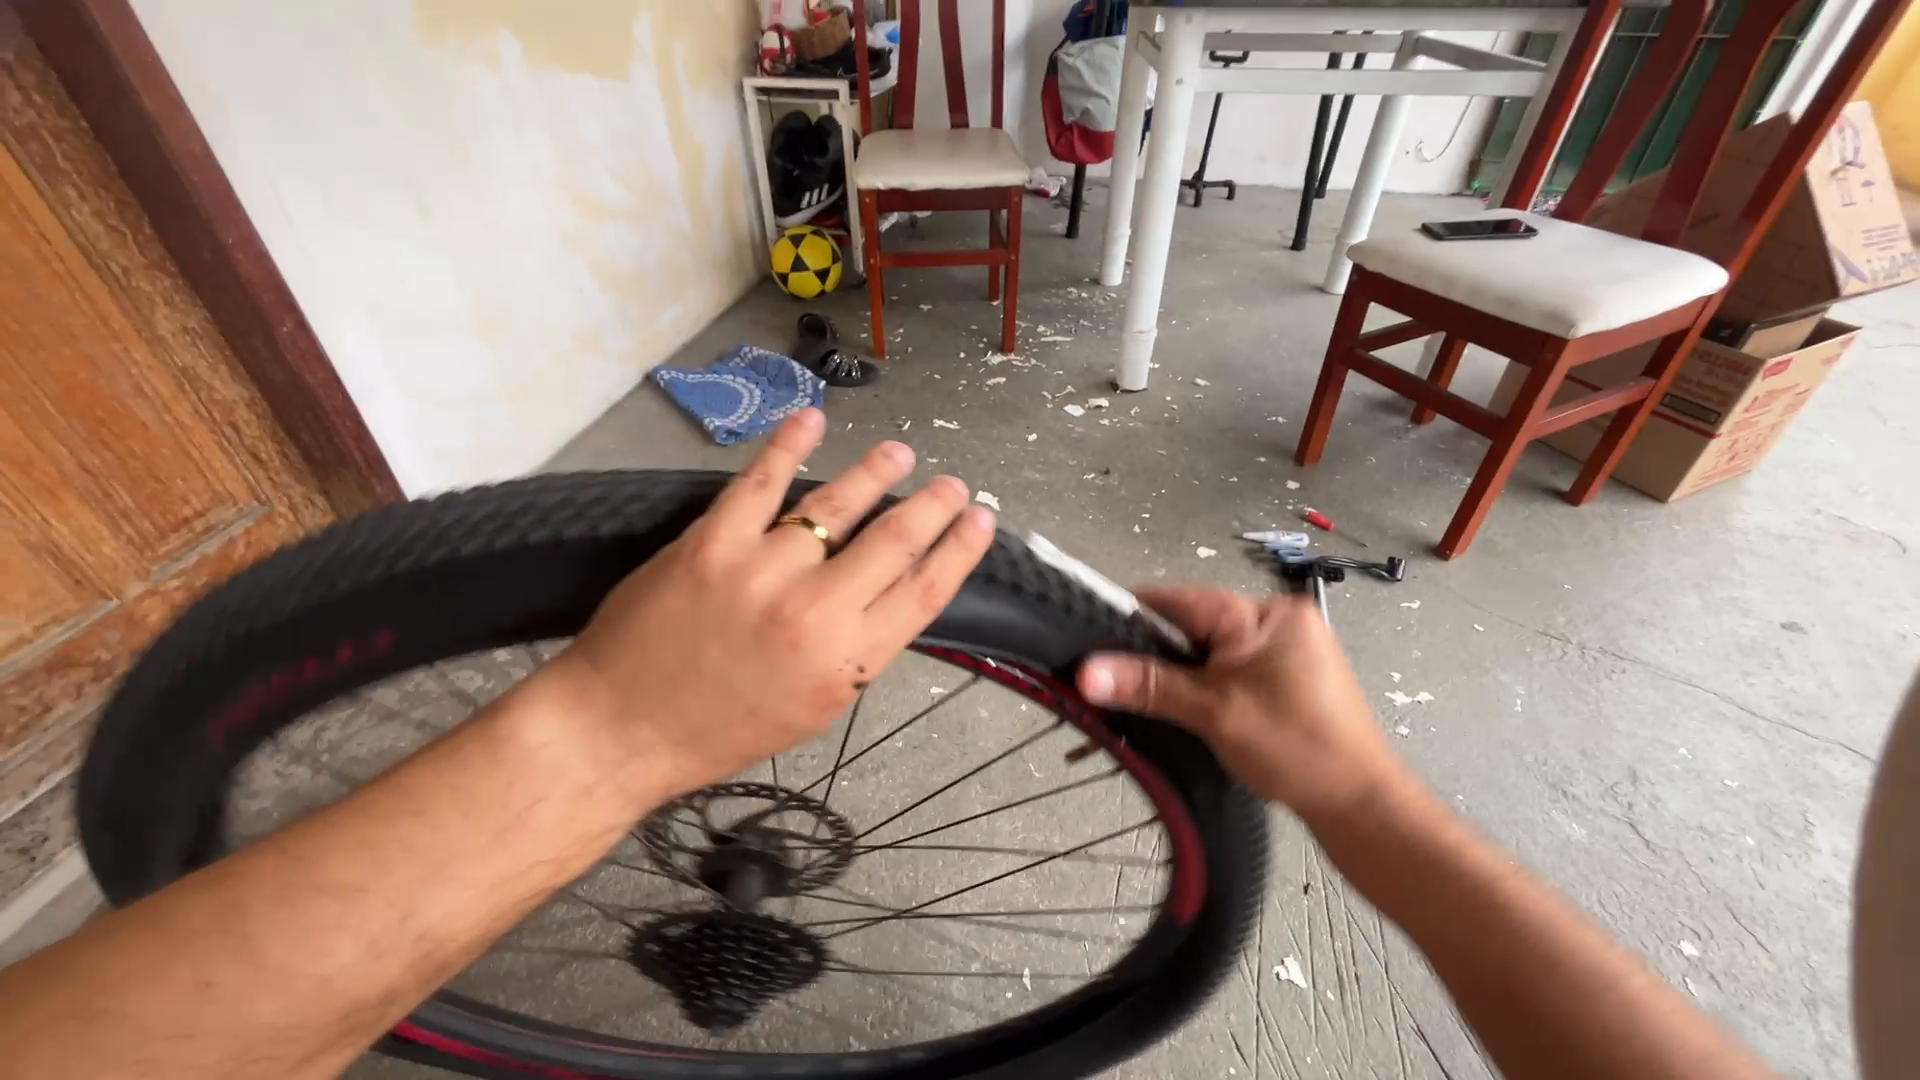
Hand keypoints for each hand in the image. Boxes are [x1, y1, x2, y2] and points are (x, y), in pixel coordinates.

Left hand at [546, 408, 994, 797]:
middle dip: (932, 505)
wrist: (624, 727)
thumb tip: (893, 591)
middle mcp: (815, 609)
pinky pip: (759, 482)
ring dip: (875, 471)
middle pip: (894, 540)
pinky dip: (788, 444)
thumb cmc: (725, 728)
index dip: (959, 549)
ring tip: (900, 453)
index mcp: (847, 659)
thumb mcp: (815, 707)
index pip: (924, 590)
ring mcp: (762, 569)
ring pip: (836, 504)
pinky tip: (813, 418)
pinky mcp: (712, 541)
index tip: (981, 520)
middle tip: (952, 484)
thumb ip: (859, 648)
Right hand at [1077, 587, 1413, 823]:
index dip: (1131, 615)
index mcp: (1266, 613)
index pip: (1181, 600)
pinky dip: (1200, 682)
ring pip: (1207, 647)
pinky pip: (1226, 666)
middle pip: (1192, 623)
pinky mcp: (1284, 674)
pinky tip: (1181, 702)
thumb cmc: (1296, 749)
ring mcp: (1283, 647)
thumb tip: (1085, 672)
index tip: (1087, 635)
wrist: (1361, 805)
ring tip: (1141, 692)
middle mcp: (1277, 618)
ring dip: (1176, 670)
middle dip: (1153, 650)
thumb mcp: (1214, 712)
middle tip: (1109, 675)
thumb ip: (1148, 685)